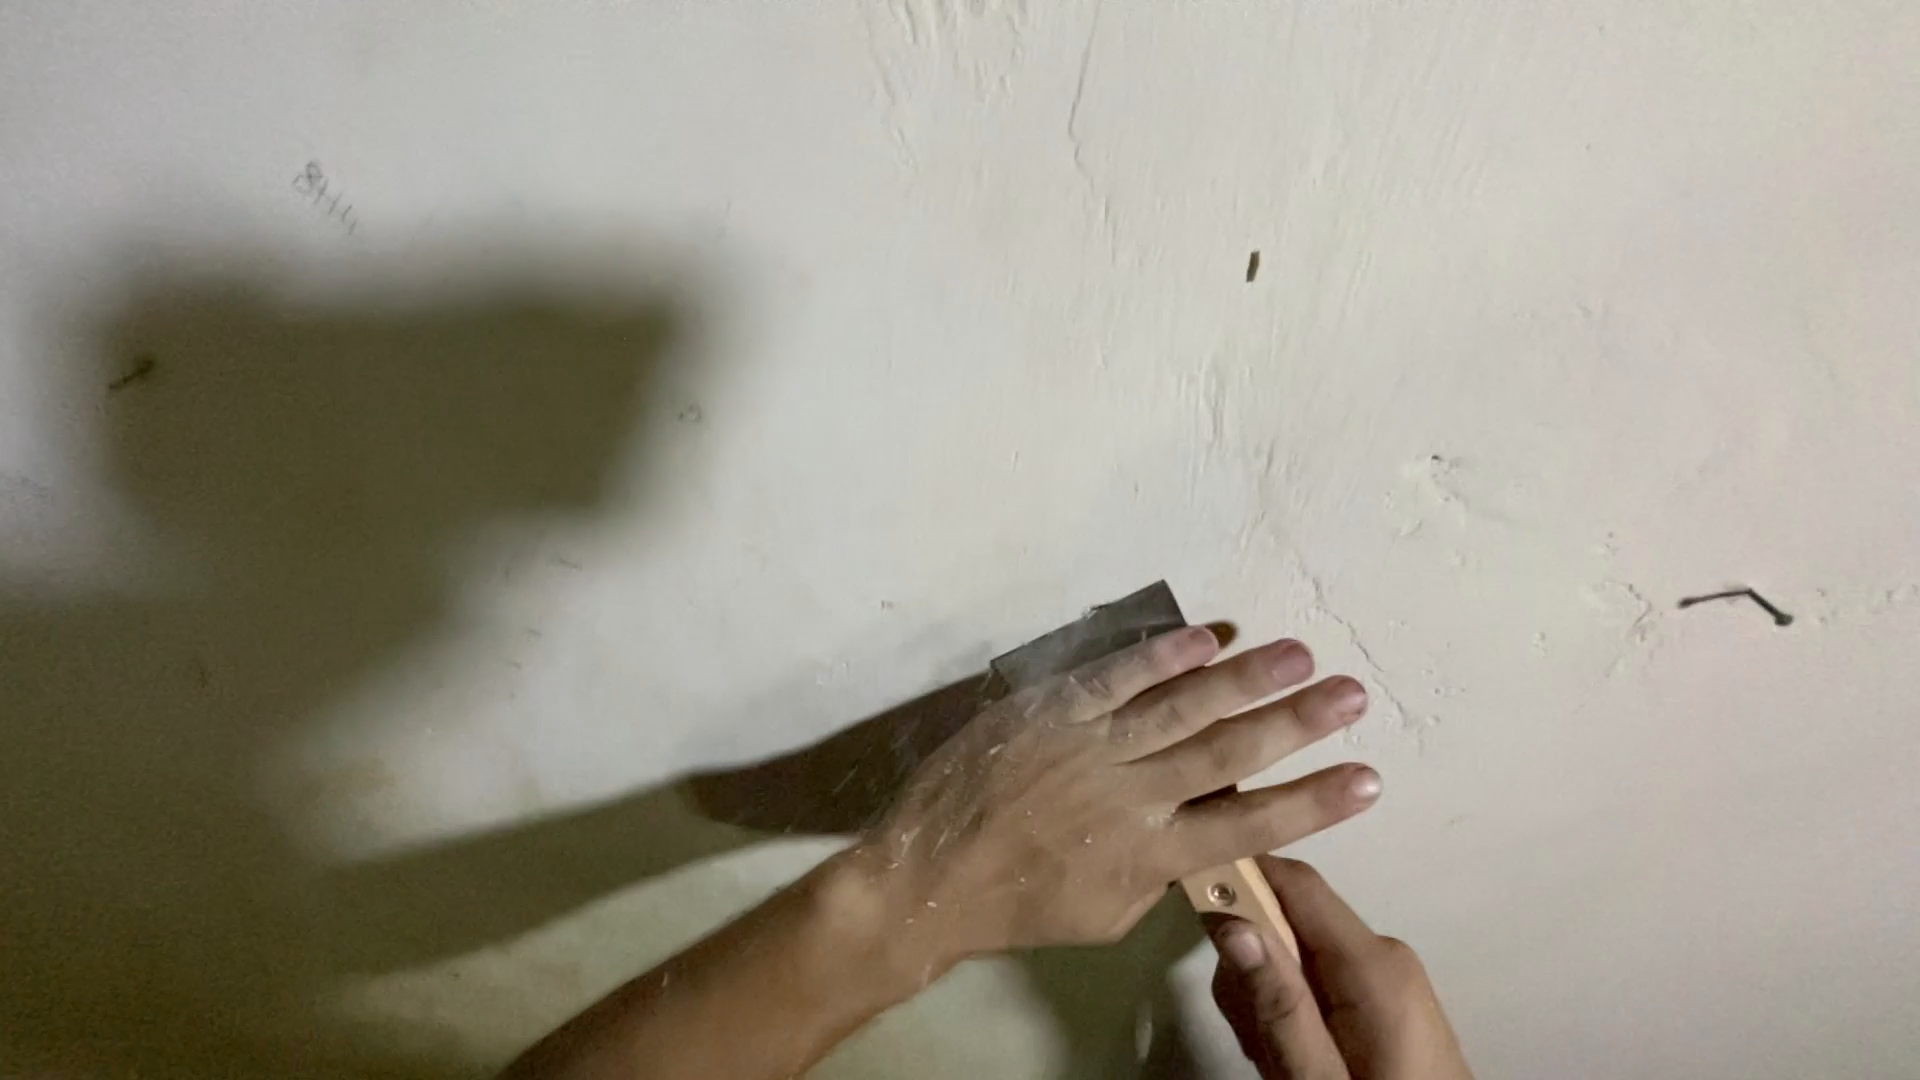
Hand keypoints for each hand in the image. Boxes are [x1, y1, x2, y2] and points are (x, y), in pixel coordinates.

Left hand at [849, 626, 1379, 965]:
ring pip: (1181, 709)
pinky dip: (1159, 658)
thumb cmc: (1020, 903)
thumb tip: (1202, 835)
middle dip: (1295, 724)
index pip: (1250, 827)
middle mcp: (1133, 796)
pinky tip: (1203, 638)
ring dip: (1244, 680)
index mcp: (1151, 857)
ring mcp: (1091, 747)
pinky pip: (1113, 679)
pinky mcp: (1051, 712)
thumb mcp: (1106, 911)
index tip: (1368, 777)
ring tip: (1299, 655)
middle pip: (1228, 755)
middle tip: (1352, 693)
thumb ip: (1161, 872)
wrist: (932, 875)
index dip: (1313, 802)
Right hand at [1209, 856, 1472, 1078]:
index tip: (1192, 906)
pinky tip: (1297, 1054)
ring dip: (1265, 991)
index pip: (1293, 879)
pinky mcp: (1384, 997)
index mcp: (1373, 964)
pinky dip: (1290, 1004)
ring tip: (1275, 1057)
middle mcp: (1383, 952)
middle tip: (1248, 1029)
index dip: (1237, 875)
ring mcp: (1387, 975)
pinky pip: (1314, 973)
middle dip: (1249, 960)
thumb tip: (1232, 923)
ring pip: (1292, 946)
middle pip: (1285, 916)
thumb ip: (1279, 1006)